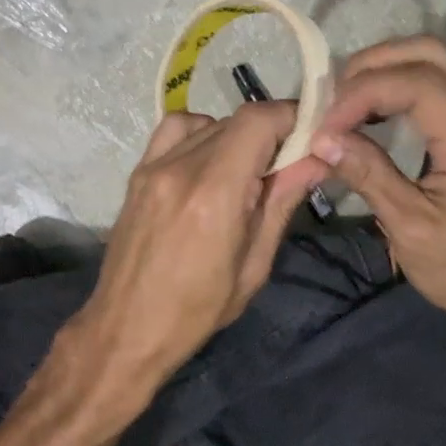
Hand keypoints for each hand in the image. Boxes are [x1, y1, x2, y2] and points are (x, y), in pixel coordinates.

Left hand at [75, 102, 329, 384]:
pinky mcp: (138, 174)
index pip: (259, 121)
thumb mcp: (254, 265)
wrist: (128, 328)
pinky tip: (210, 164)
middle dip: (271, 132)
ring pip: (208, 123)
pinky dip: (201, 134)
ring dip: (237, 136)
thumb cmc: (198, 310)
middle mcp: (182, 168)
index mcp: (216, 194)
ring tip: (248, 170)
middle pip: (237, 120)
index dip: (292, 118)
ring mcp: (153, 167)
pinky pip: (174, 131)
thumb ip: (283, 203)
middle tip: (288, 164)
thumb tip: (317, 159)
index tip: (312, 135)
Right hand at [310, 37, 445, 373]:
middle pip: (428, 53)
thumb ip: (368, 174)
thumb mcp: (410, 228)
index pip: (414, 82)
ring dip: (385, 72)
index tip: (324, 126)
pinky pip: (439, 85)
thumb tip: (321, 139)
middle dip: (372, 66)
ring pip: (435, 62)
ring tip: (344, 106)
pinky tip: (370, 116)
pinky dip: (400, 87)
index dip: (361, 93)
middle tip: (331, 102)